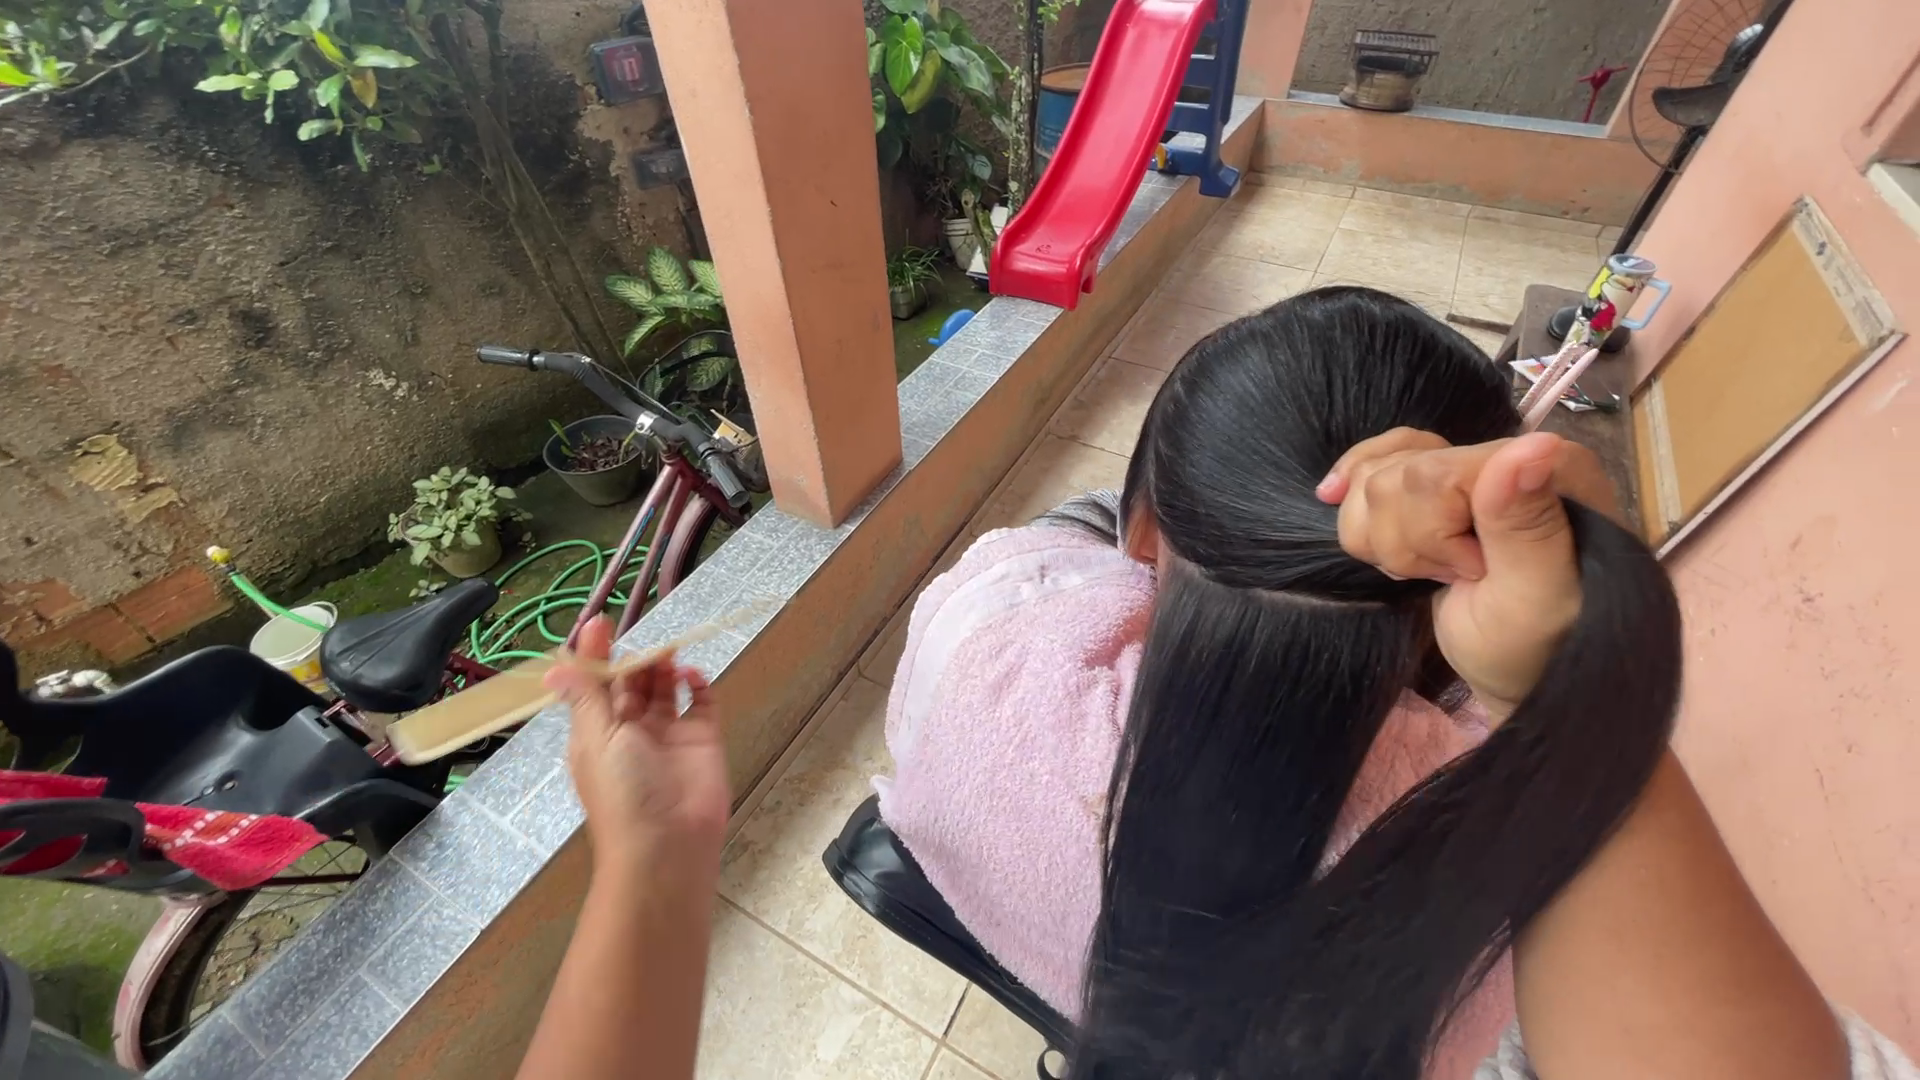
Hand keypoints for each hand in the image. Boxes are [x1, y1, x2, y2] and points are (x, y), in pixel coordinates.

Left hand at [545, 617, 730, 870]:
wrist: (668, 841)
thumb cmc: (623, 789)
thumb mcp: (595, 740)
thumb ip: (586, 697)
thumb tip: (554, 667)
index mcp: (597, 732)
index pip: (595, 685)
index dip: (596, 655)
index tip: (600, 623)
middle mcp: (632, 730)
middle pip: (632, 683)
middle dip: (634, 660)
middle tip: (641, 642)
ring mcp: (669, 733)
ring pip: (665, 689)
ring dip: (663, 668)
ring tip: (666, 654)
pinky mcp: (702, 737)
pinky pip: (701, 702)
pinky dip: (698, 684)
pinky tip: (692, 675)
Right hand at [1317, 429, 1615, 721]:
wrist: (1525, 672)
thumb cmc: (1540, 646)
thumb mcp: (1538, 597)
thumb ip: (1526, 523)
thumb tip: (1533, 443)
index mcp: (1546, 469)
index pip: (1432, 471)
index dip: (1430, 530)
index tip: (1474, 570)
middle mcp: (1503, 455)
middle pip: (1393, 473)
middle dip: (1405, 540)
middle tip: (1458, 576)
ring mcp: (1461, 471)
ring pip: (1368, 479)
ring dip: (1384, 539)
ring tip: (1438, 572)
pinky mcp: (1430, 488)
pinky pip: (1363, 473)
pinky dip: (1356, 514)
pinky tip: (1365, 531)